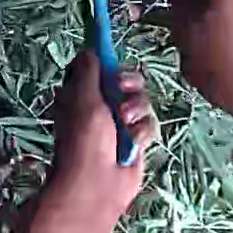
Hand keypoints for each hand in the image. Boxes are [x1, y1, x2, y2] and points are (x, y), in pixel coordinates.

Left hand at [47, 50, 156, 220]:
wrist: (97, 184)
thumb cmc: (84, 139)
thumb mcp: (83, 97)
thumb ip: (89, 71)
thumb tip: (89, 48)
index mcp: (82, 92)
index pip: (97, 66)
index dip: (107, 62)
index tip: (112, 62)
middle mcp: (101, 104)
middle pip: (125, 79)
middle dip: (128, 82)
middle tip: (123, 87)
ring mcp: (120, 122)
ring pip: (141, 100)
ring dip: (136, 108)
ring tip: (125, 121)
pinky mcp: (137, 138)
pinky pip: (150, 123)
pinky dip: (143, 131)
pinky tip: (134, 141)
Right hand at [167, 0, 232, 130]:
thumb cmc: (232, 68)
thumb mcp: (189, 42)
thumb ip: (176, 15)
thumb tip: (172, 0)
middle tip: (153, 11)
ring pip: (208, 3)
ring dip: (192, 14)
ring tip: (178, 38)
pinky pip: (222, 19)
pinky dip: (208, 28)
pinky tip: (201, 52)